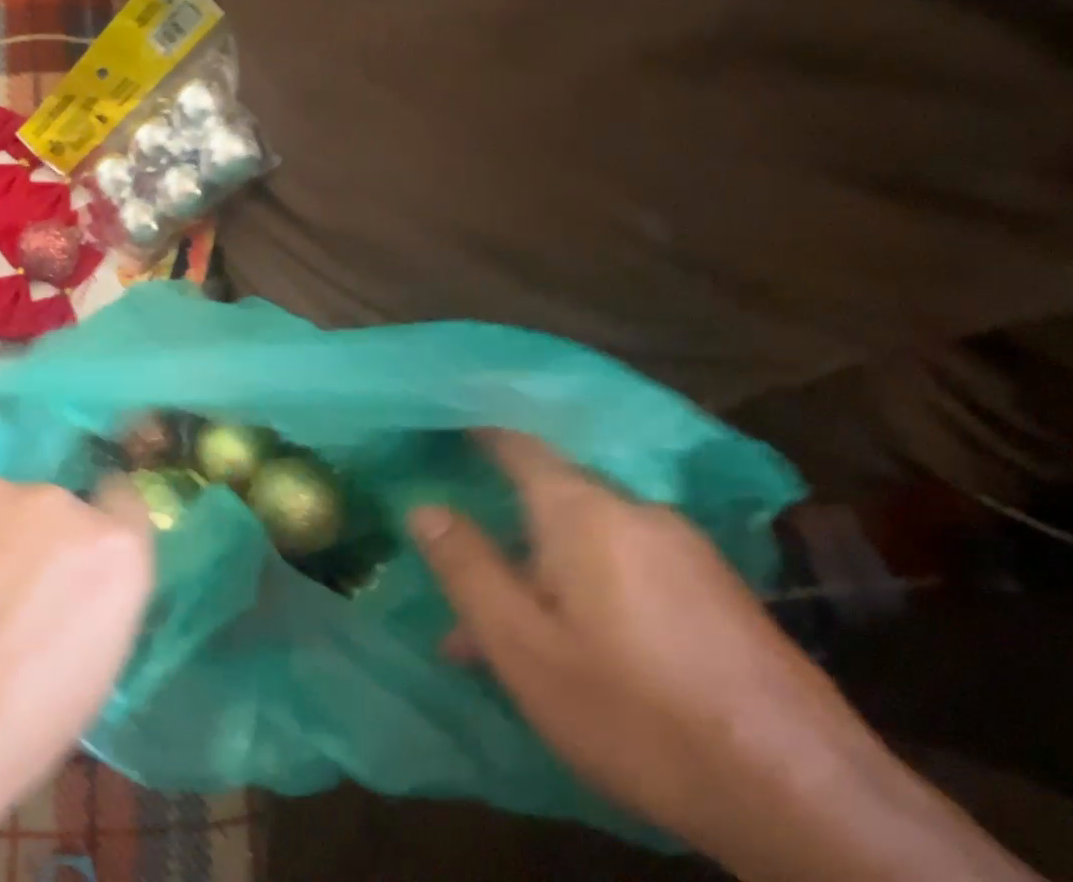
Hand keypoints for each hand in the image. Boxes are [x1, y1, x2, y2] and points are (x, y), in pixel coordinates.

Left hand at [0, 398, 153, 881]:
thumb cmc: (8, 735)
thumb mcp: (93, 671)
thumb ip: (103, 595)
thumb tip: (88, 562)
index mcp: (117, 558)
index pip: (124, 506)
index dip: (103, 527)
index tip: (77, 554)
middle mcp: (62, 507)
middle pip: (61, 499)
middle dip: (41, 537)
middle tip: (2, 588)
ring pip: (3, 485)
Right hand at [410, 430, 1036, 881]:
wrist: (800, 793)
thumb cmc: (632, 710)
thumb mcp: (522, 646)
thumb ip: (467, 568)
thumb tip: (425, 507)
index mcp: (585, 513)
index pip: (518, 445)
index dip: (474, 431)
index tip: (434, 433)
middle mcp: (640, 515)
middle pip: (551, 500)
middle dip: (499, 534)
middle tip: (456, 580)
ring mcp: (689, 554)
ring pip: (588, 544)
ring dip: (538, 576)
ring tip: (502, 642)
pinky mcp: (718, 596)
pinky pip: (628, 572)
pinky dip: (584, 594)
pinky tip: (573, 654)